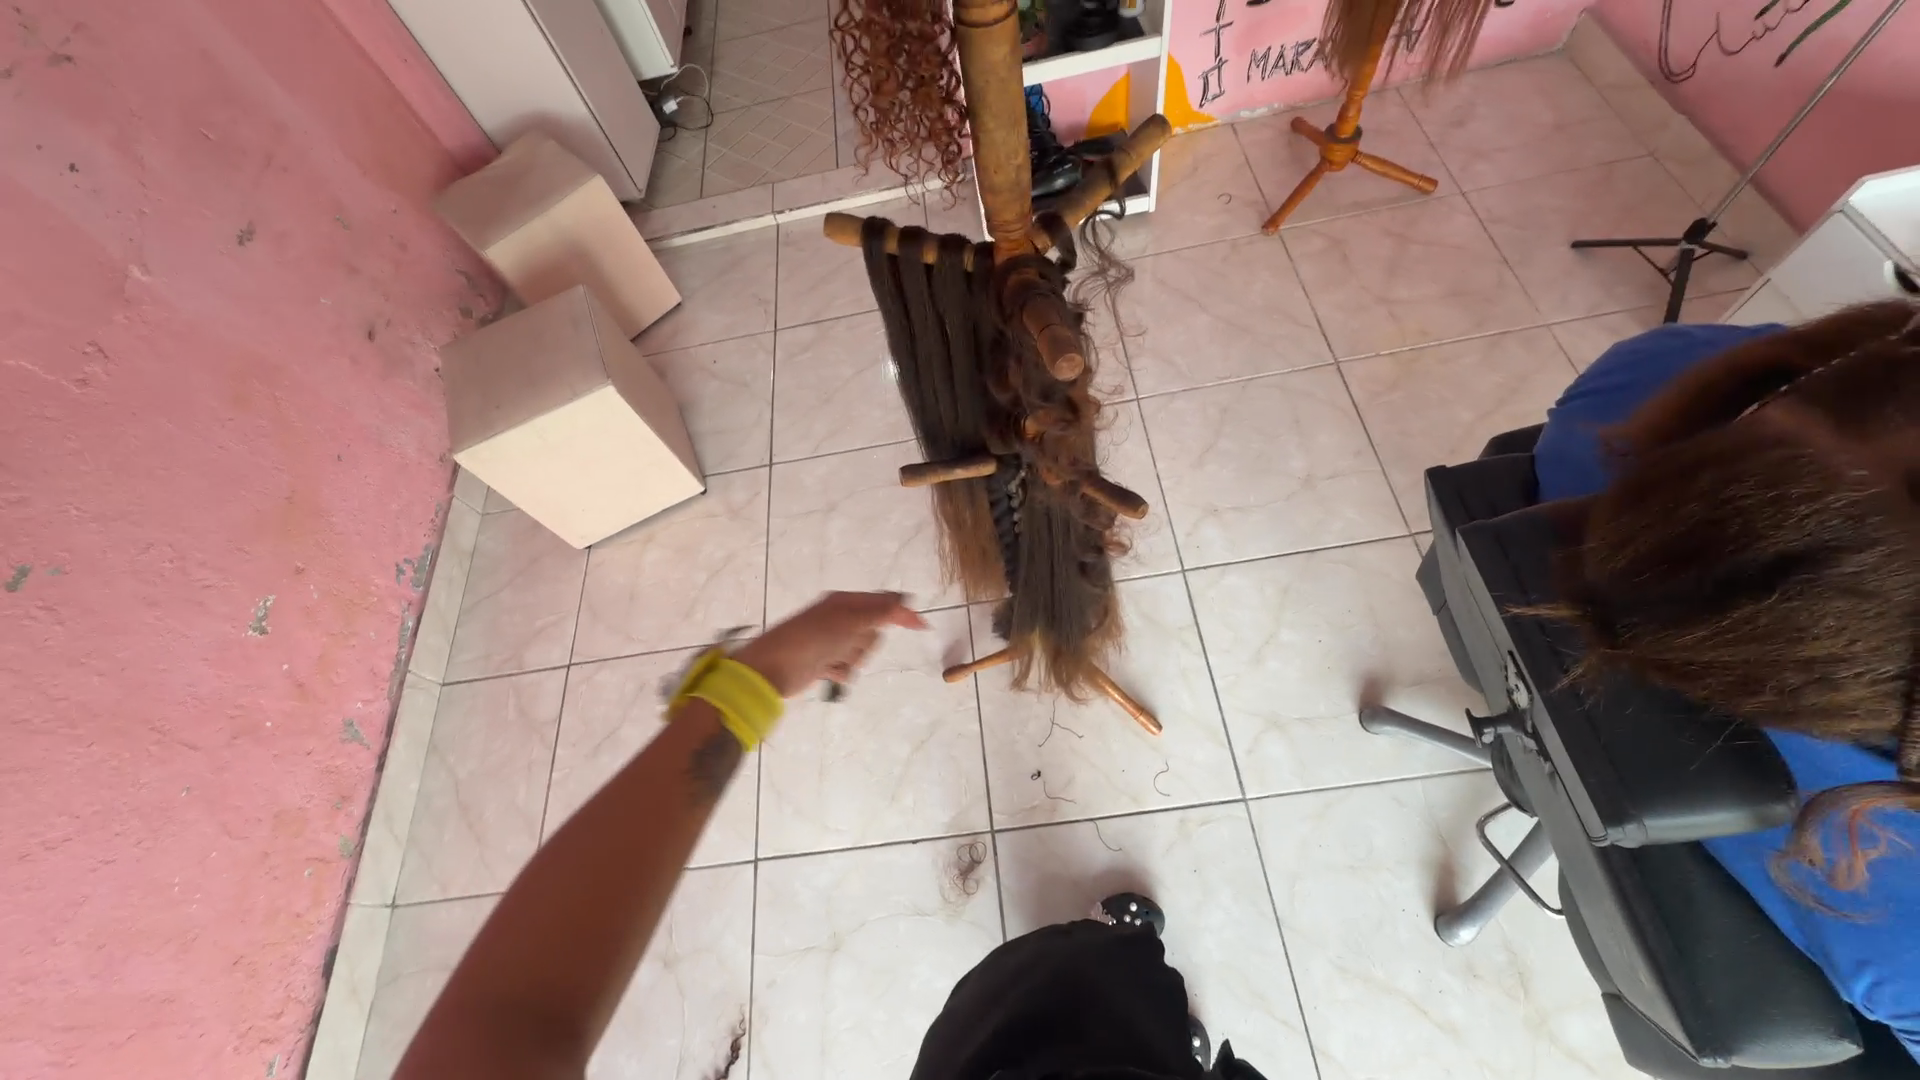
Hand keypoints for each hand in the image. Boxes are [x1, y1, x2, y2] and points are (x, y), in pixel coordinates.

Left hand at [731, 592, 927, 697]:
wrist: (771, 668)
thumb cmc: (809, 639)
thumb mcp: (848, 622)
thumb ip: (879, 613)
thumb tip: (904, 599)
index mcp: (844, 603)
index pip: (881, 604)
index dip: (902, 613)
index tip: (922, 626)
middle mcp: (839, 619)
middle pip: (874, 631)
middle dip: (866, 642)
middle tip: (848, 644)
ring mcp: (831, 641)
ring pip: (862, 650)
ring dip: (853, 658)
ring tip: (833, 660)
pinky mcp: (825, 661)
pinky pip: (847, 666)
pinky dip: (840, 670)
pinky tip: (826, 672)